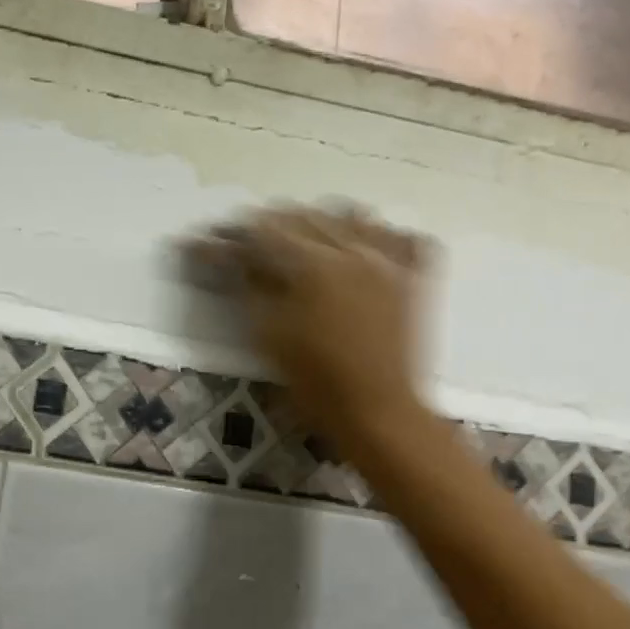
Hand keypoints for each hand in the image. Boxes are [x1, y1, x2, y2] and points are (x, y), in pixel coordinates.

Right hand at [187, 204, 435, 446]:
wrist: (380, 414)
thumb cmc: (314, 379)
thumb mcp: (266, 331)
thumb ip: (246, 280)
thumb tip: (221, 249)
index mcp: (312, 262)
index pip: (262, 228)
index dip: (232, 234)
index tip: (213, 242)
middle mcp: (352, 249)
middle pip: (302, 214)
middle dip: (270, 225)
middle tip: (249, 245)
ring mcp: (389, 260)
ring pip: (350, 214)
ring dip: (320, 222)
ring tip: (304, 244)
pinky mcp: (416, 277)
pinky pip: (400, 236)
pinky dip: (379, 235)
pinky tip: (362, 249)